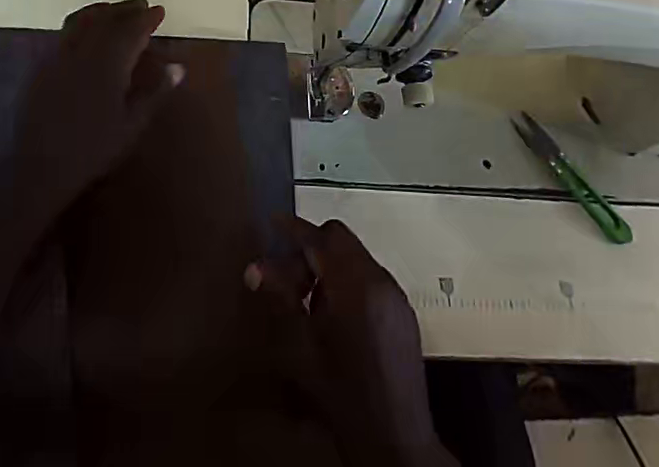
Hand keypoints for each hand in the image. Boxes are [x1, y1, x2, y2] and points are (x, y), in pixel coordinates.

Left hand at [17, 0, 185, 193]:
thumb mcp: (133, 123)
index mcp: (108, 65)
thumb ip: (156, 91)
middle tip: (142, 6)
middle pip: (106, 19)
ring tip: (115, 10)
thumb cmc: (95, 148)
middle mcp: (82, 53)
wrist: (42, 169)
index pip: (131, 30)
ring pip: (81, 21)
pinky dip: (80, 23)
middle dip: (126, 9)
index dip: (147, 18)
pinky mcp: (41, 67)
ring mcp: (57, 57)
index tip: (160, 11)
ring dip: (101, 11)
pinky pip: (63, 33)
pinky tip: (87, 33)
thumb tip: (179, 67)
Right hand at [246, 217, 455, 466]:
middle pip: (341, 240)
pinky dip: (347, 282)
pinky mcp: (402, 310)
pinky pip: (370, 277)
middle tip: (286, 278)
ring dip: (329, 267)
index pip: (321, 238)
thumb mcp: (302, 348)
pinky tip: (332, 317)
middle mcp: (380, 280)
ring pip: (356, 257)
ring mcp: (395, 294)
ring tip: (307, 303)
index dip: (294, 229)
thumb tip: (256, 269)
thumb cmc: (341, 394)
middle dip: (311, 249)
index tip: (274, 221)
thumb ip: (282, 301)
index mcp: (355, 284)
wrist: (393, 438)